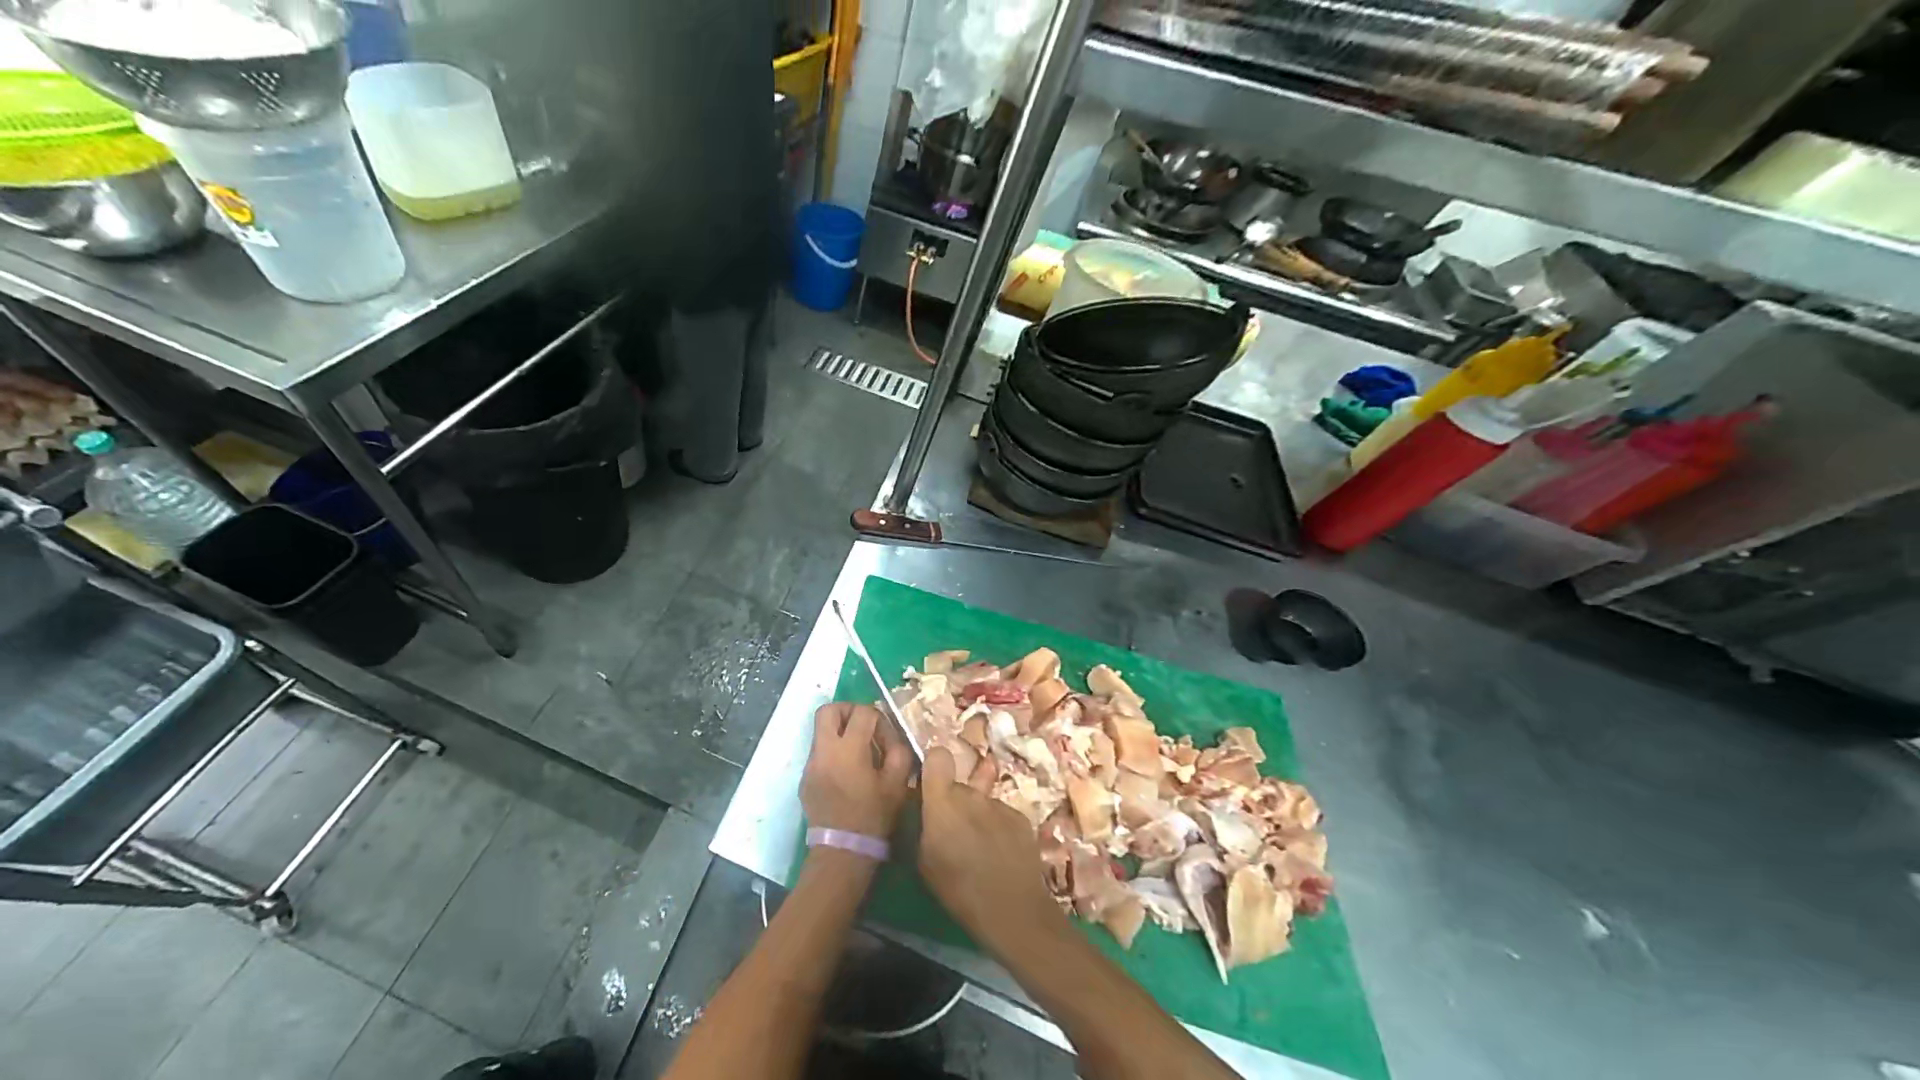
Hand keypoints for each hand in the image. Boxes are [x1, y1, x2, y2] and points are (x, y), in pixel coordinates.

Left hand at [802, 703, 913, 837]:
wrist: (842, 851)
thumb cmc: (874, 817)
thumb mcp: (898, 783)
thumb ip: (898, 750)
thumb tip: (891, 736)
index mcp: (848, 749)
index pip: (862, 712)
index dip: (879, 719)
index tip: (887, 738)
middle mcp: (823, 751)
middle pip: (828, 710)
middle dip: (849, 710)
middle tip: (865, 725)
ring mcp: (810, 765)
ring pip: (820, 731)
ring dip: (840, 732)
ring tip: (859, 751)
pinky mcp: (805, 779)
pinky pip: (819, 753)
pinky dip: (833, 752)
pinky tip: (848, 772)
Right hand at [918, 747, 1066, 953]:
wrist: (1012, 908)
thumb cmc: (958, 889)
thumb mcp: (925, 861)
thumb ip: (924, 826)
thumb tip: (926, 812)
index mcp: (943, 803)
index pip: (938, 757)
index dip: (935, 765)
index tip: (932, 784)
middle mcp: (972, 795)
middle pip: (959, 786)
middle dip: (954, 802)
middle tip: (953, 832)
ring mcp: (999, 804)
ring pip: (981, 801)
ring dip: (977, 816)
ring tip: (979, 847)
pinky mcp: (1020, 816)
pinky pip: (1001, 814)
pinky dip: (998, 827)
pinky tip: (1000, 852)